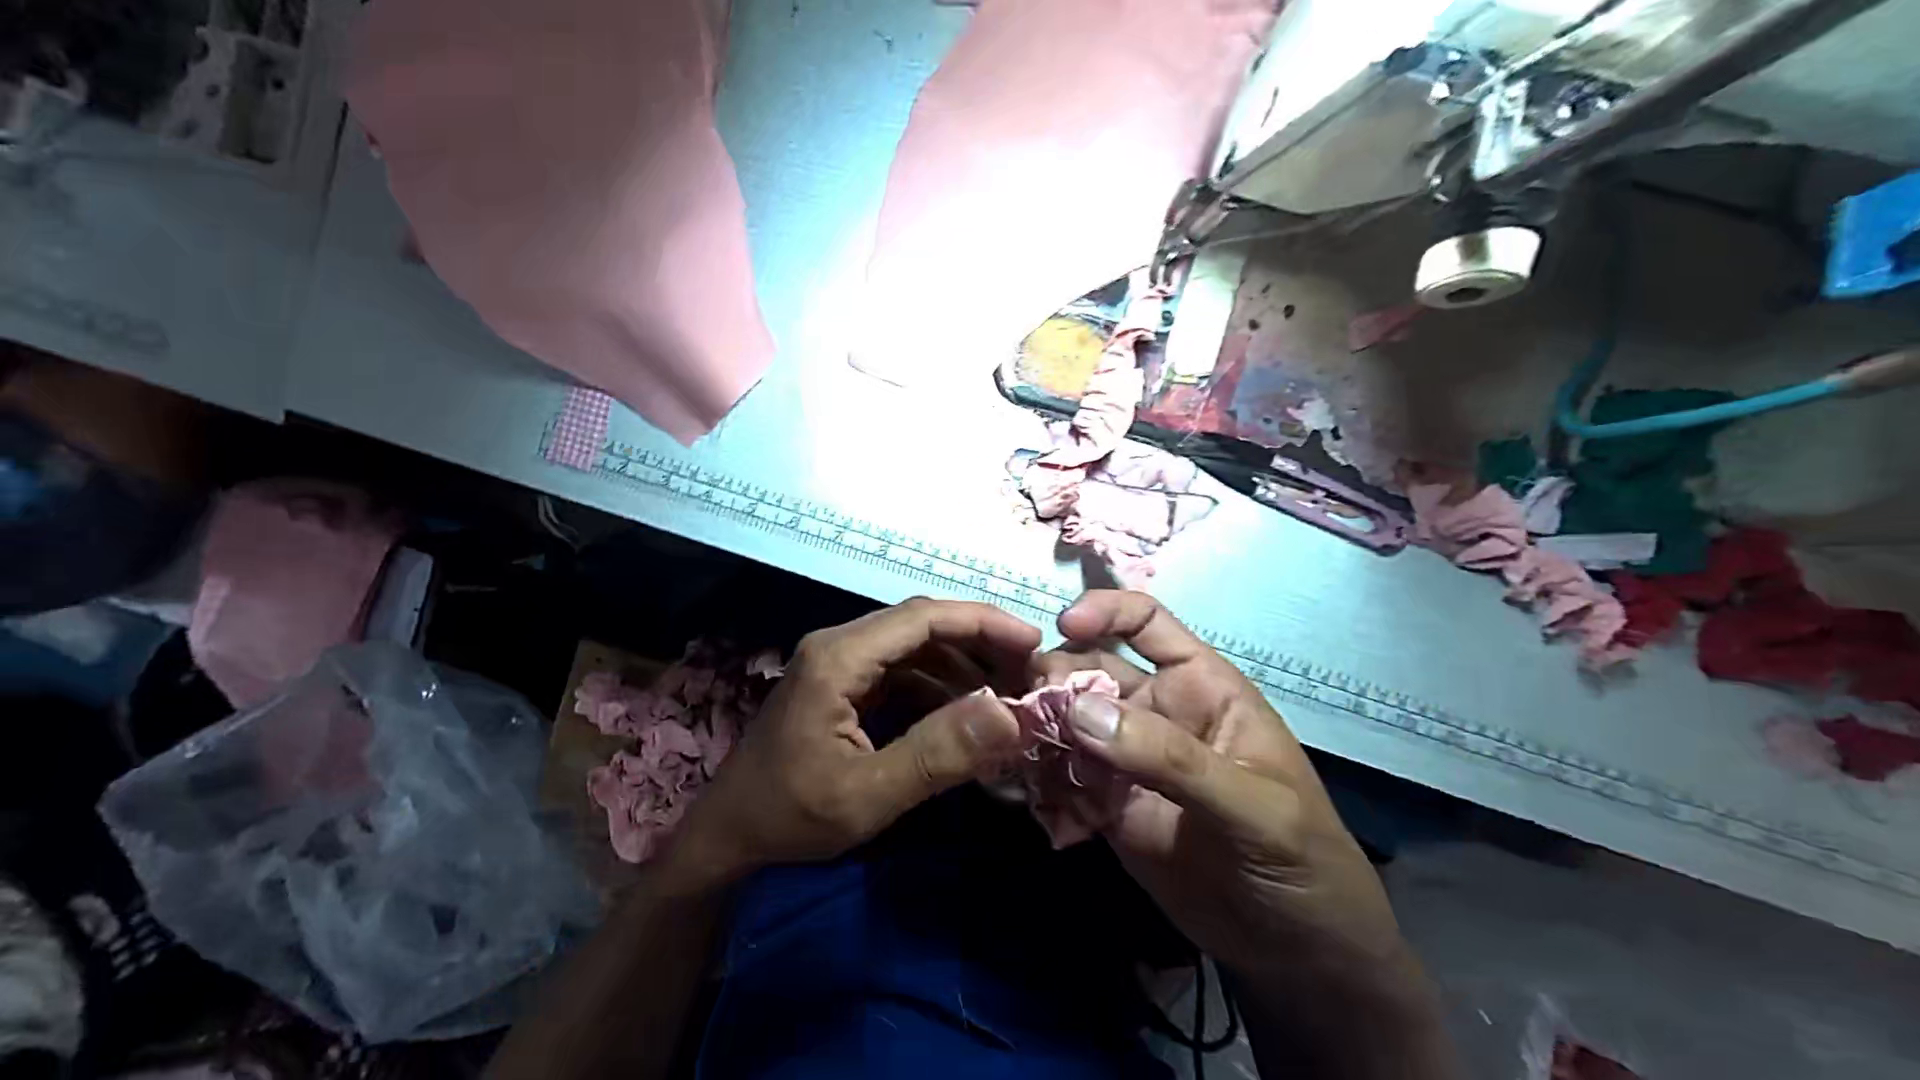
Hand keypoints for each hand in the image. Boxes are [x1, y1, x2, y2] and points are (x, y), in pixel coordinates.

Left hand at [664, 598, 1037, 892]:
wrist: (726, 840)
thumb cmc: (788, 817)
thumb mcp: (867, 794)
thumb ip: (937, 753)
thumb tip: (1011, 715)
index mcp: (838, 657)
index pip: (923, 617)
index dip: (982, 622)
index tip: (1032, 642)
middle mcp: (839, 646)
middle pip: (922, 626)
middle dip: (979, 644)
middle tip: (1027, 674)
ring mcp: (839, 665)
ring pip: (915, 649)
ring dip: (963, 668)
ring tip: (1007, 697)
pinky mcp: (843, 687)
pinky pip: (902, 674)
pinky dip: (940, 689)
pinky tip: (967, 716)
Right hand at [1033, 591, 1421, 997]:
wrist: (1297, 954)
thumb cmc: (1302, 860)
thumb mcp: (1252, 806)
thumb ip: (1170, 757)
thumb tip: (1081, 709)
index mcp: (1200, 686)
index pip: (1147, 622)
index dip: (1105, 610)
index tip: (1062, 625)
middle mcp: (1155, 711)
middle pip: (1089, 669)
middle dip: (1053, 679)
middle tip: (1022, 707)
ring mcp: (1125, 759)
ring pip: (1067, 720)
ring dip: (1036, 726)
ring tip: (1011, 746)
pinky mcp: (1105, 805)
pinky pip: (1060, 774)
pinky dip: (1036, 775)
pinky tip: (1020, 787)